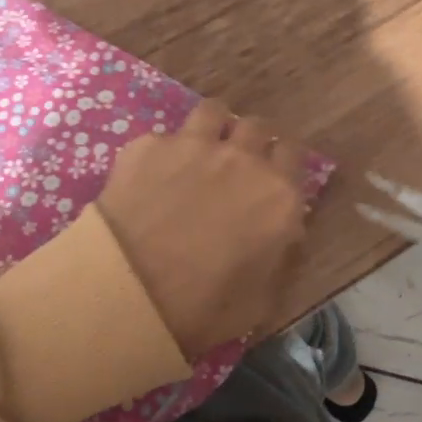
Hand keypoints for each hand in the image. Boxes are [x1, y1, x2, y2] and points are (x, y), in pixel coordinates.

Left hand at [96, 98, 309, 357]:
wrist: (128, 293)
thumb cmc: (202, 309)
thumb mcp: (260, 299)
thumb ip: (278, 255)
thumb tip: (280, 234)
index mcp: (278, 196)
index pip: (293, 154)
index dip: (282, 163)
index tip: (271, 177)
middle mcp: (241, 159)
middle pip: (256, 126)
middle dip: (250, 142)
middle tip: (235, 166)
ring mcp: (192, 145)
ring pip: (214, 112)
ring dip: (213, 128)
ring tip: (199, 151)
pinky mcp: (148, 145)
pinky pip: (165, 136)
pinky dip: (164, 152)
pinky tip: (151, 176)